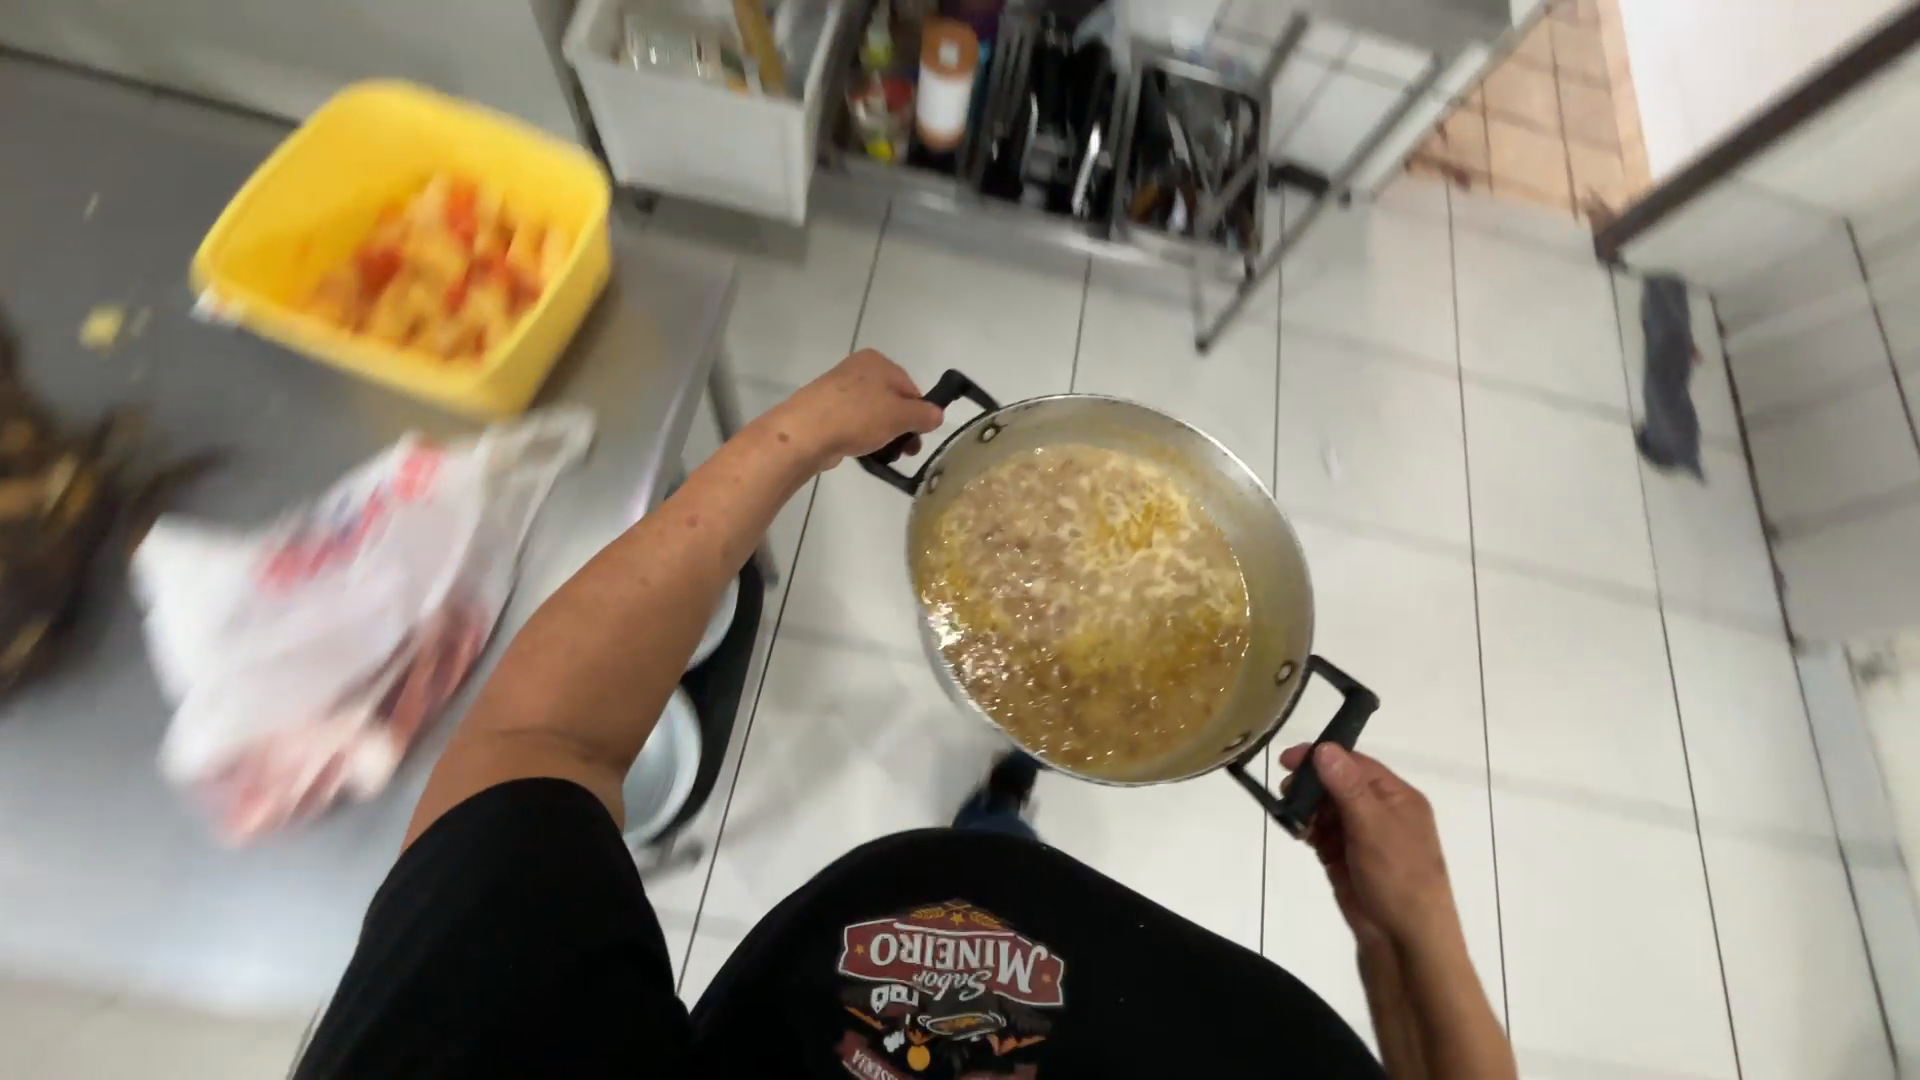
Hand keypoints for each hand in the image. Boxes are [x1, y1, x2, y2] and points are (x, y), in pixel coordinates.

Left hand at [769, 350, 944, 468]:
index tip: (919, 436)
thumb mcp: (900, 416)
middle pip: (892, 401)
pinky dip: (863, 436)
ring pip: (874, 414)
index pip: (911, 388)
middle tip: (906, 451)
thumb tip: (937, 415)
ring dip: (884, 435)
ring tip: (885, 454)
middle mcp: (858, 369)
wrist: (806, 431)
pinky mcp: (826, 410)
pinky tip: (863, 451)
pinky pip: (854, 423)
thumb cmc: (858, 416)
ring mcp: (839, 390)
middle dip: (902, 427)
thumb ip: (924, 414)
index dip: (919, 413)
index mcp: (878, 361)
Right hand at [1279, 743, 1458, 951]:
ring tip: (1294, 821)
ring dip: (1306, 809)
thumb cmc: (1399, 879)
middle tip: (1287, 793)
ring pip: (1324, 807)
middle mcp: (1380, 811)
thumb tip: (1323, 748)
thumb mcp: (1374, 828)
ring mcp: (1362, 835)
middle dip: (1310, 786)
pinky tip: (1299, 836)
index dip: (1321, 757)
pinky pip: (1320, 831)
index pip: (1353, 763)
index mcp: (1397, 798)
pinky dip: (1307, 830)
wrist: (1405, 943)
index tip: (1287, 761)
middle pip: (1336, 783)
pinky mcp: (1345, 856)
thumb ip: (1347, 787)